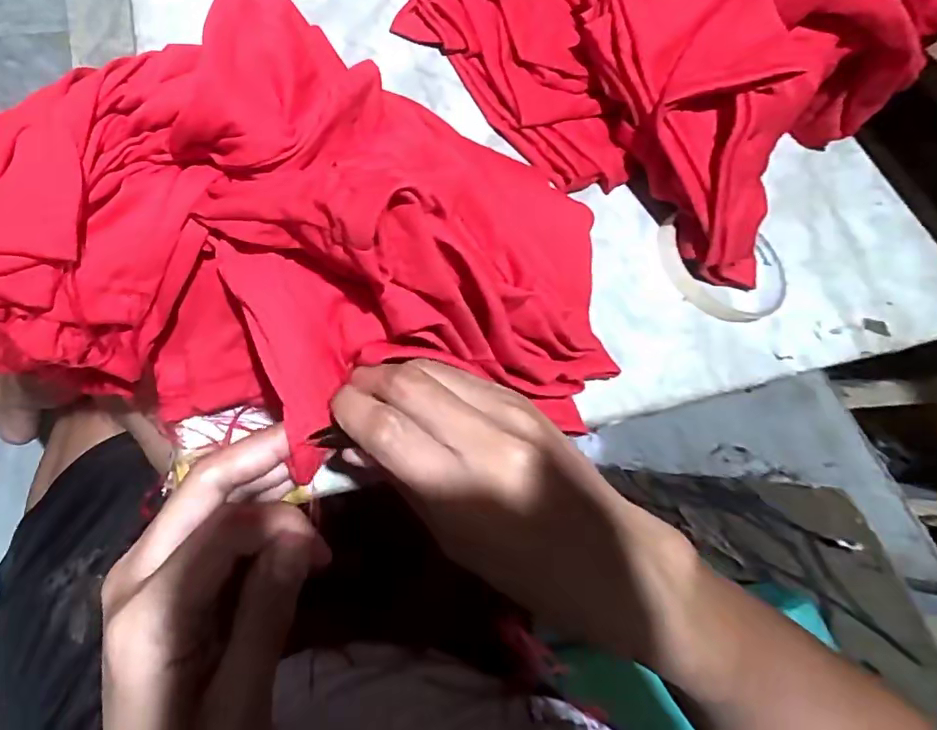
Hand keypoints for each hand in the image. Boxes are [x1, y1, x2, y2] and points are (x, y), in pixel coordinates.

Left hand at [99, 424, 329, 729]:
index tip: (325, 540)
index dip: (280, 516)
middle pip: (202, 487)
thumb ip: (266, 611)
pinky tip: (283, 512)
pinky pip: (205, 522)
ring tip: (311, 480)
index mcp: (148, 605)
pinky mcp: (156, 576)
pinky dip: (248, 509)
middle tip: (318, 450)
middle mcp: (134, 569)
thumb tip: (302, 532)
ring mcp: (140, 569)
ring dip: (259, 480)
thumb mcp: (237, 703)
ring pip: (204, 496)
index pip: (222, 525)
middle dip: (263, 458)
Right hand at [329, 360, 699, 666]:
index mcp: (462, 487)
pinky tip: (416, 388)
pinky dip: (426, 374)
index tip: (331, 413)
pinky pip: (460, 372)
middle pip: (405, 382)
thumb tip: (354, 445)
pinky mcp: (522, 396)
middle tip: (347, 396)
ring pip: (430, 367)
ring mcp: (508, 408)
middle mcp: (485, 435)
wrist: (606, 552)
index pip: (385, 425)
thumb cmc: (523, 569)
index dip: (347, 410)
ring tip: (375, 388)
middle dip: (365, 382)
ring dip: (392, 371)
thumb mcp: (452, 540)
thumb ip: (402, 483)